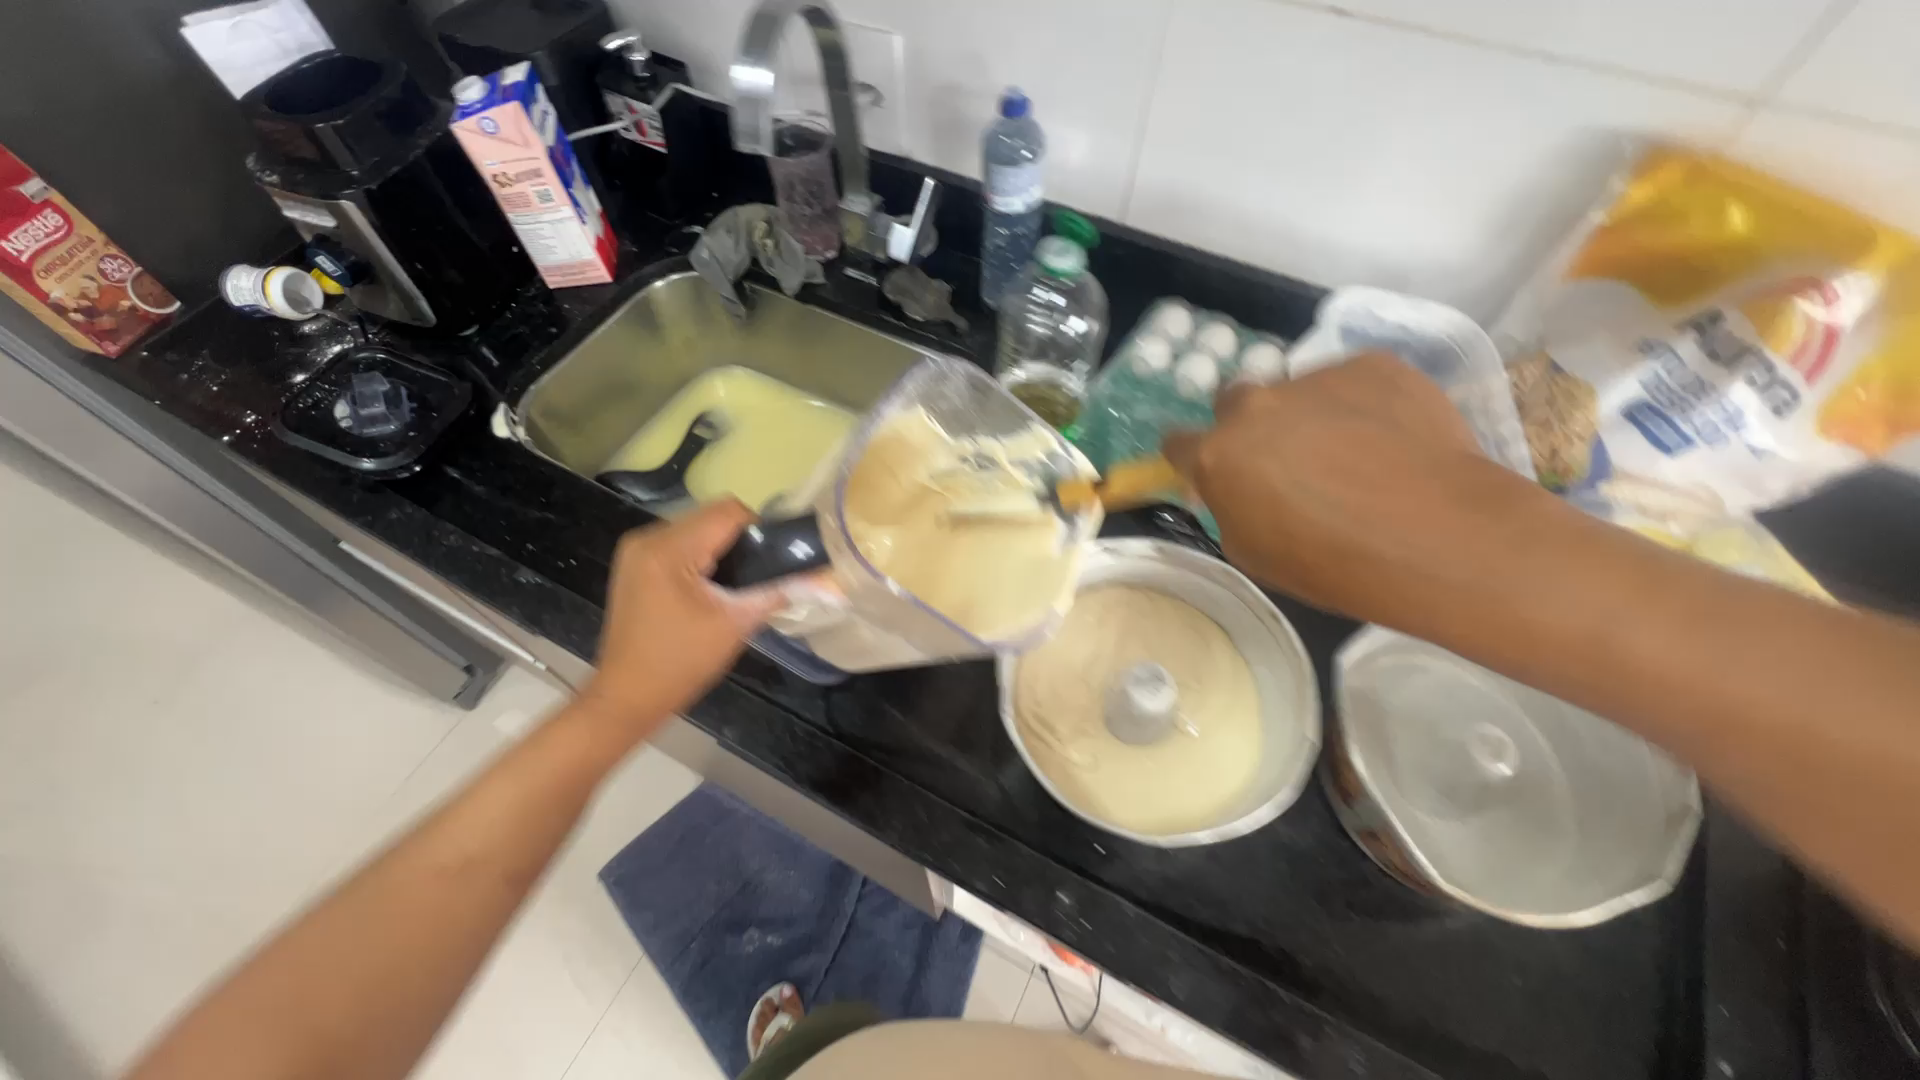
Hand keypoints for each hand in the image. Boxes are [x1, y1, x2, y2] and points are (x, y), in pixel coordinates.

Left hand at [578, 499, 783, 742]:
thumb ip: (776, 592)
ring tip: (734, 587)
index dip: (760, 531)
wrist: (626, 698)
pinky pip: (679, 544)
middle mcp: (648, 538)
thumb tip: (821, 577)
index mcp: (668, 549)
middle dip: (740, 542)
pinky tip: (710, 590)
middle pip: (711, 516)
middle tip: (756, 579)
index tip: (772, 563)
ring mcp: (636, 550)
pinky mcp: (635, 564)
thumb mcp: (735, 626)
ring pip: (697, 528)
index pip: (729, 512)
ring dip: (721, 550)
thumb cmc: (680, 664)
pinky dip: (701, 558)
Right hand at [1162, 352, 1543, 621]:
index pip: (1177, 442)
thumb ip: (1230, 507)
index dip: (1191, 458)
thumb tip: (1238, 487)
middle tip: (1284, 460)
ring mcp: (1314, 378)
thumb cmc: (1333, 562)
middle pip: (1233, 402)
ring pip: (1296, 390)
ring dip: (1306, 413)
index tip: (1213, 472)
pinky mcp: (1372, 365)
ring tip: (1353, 451)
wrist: (1438, 534)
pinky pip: (1351, 381)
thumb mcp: (1253, 552)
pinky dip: (1360, 404)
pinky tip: (1391, 439)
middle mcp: (1255, 406)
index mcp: (1217, 455)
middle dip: (1247, 426)